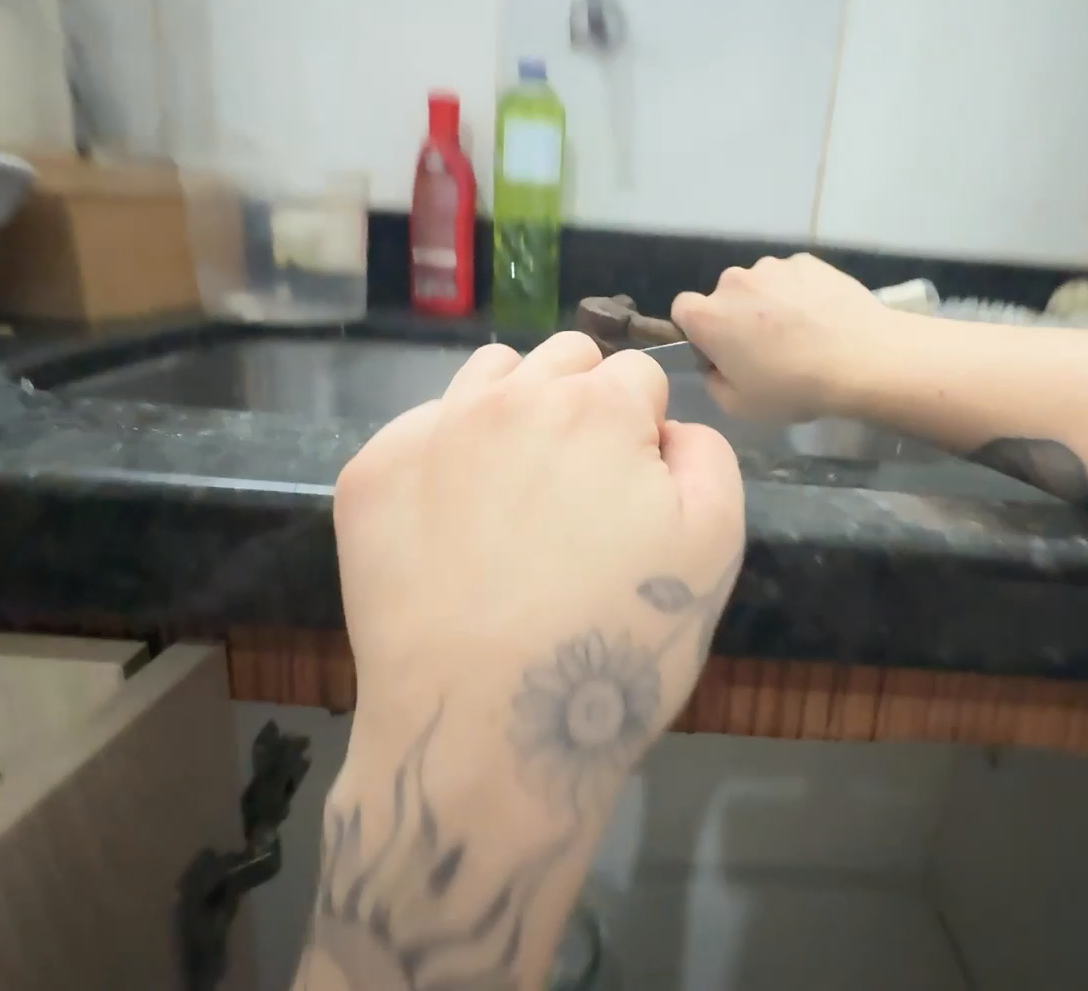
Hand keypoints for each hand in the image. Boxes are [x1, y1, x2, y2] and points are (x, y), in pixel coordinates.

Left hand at [334, 331, 744, 814]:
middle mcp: (509, 398)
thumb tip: (667, 429)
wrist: (485, 729)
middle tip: (580, 485)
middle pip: (564, 358)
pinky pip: (423, 427)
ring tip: (517, 489)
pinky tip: (455, 522)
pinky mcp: (371, 473)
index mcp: (598, 407)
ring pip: (490, 376)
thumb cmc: (618, 641)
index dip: (646, 427)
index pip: (636, 374)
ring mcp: (430, 430)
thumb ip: (706, 456)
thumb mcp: (716, 547)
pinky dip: (450, 455)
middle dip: (585, 402)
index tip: (635, 486)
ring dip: (517, 409)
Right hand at [671, 254, 890, 421]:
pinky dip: (799, 293)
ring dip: (768, 304)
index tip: (720, 352)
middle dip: (736, 318)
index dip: (697, 332)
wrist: (862, 358)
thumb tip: (716, 365)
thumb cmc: (792, 387)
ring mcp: (772, 266)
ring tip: (800, 333)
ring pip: (759, 286)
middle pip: (723, 298)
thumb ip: (714, 382)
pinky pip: (791, 278)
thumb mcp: (739, 406)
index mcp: (707, 316)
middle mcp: (732, 282)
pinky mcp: (807, 261)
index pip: (682, 311)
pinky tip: (821, 318)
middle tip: (765, 350)